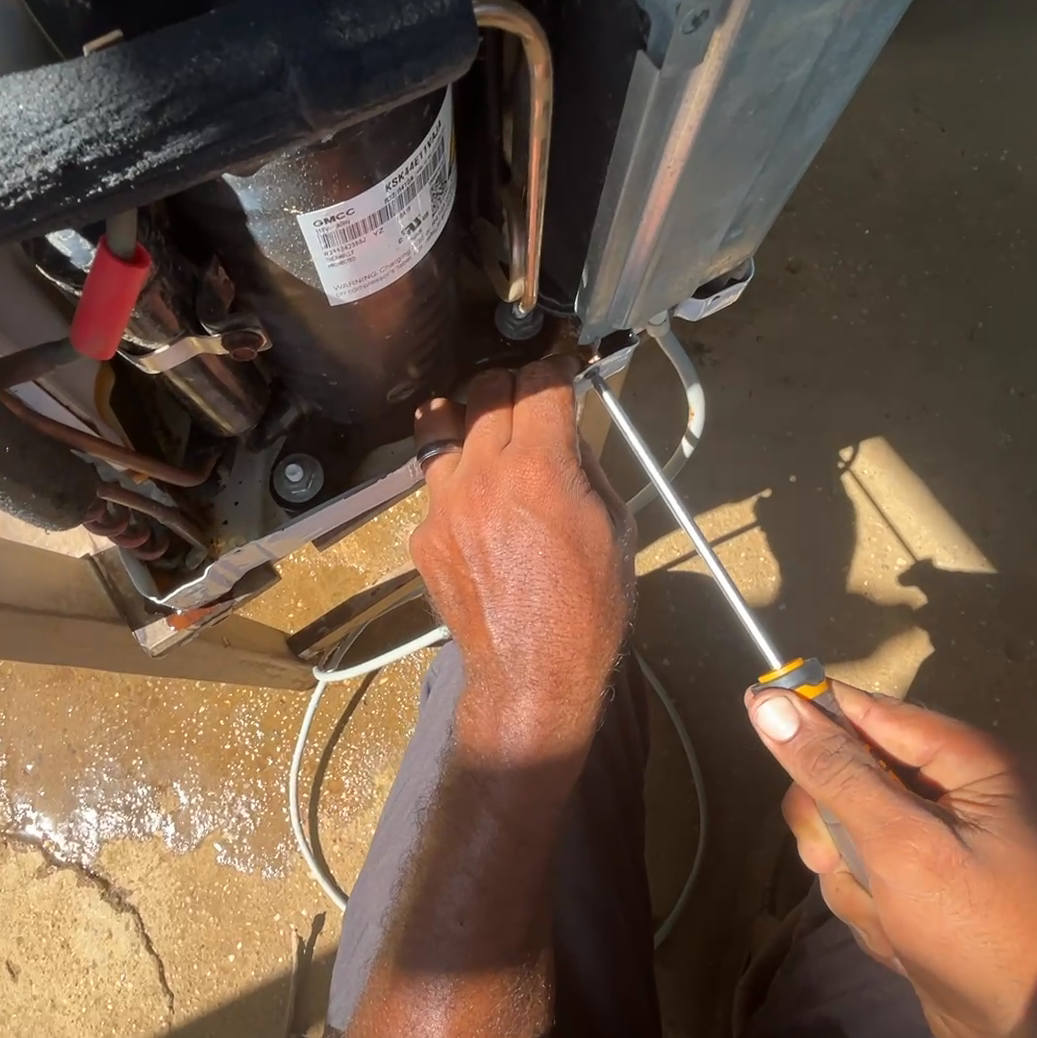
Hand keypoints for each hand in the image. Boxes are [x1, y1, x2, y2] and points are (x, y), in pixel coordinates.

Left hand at [409, 357, 635, 755]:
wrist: (531, 672)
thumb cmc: (589, 606)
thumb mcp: (615, 528)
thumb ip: (585, 466)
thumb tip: (565, 433)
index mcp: (539, 467)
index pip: (540, 383)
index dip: (557, 366)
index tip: (562, 367)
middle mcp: (482, 473)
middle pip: (485, 390)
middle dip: (513, 385)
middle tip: (529, 402)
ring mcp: (443, 503)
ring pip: (439, 425)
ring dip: (467, 417)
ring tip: (481, 429)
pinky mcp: (421, 533)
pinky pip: (434, 485)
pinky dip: (456, 479)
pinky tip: (474, 503)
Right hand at [747, 682, 1036, 1037]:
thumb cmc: (980, 935)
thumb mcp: (898, 845)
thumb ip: (831, 769)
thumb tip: (765, 700)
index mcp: (981, 761)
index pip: (870, 711)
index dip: (811, 716)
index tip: (756, 717)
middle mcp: (968, 787)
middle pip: (851, 768)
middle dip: (834, 821)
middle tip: (830, 858)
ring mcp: (949, 832)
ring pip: (848, 819)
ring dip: (847, 867)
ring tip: (880, 910)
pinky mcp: (932, 870)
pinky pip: (865, 857)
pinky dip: (865, 893)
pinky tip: (894, 928)